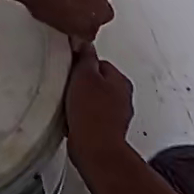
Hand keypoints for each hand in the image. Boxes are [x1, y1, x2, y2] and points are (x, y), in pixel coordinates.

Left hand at [27, 0, 113, 39]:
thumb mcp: (54, 22)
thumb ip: (68, 25)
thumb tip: (67, 24)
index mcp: (90, 25)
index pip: (92, 31)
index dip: (84, 27)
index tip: (77, 24)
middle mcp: (101, 6)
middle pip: (104, 12)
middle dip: (93, 10)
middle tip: (78, 7)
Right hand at [65, 46, 134, 166]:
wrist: (94, 150)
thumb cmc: (91, 114)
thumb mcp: (83, 76)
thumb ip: (85, 57)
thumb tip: (84, 43)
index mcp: (121, 80)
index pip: (100, 63)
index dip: (82, 66)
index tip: (71, 71)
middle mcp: (123, 97)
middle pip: (99, 82)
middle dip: (83, 86)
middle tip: (70, 90)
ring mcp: (117, 116)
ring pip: (95, 101)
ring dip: (83, 104)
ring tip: (70, 108)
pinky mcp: (108, 132)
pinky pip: (93, 119)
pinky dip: (83, 120)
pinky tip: (73, 122)